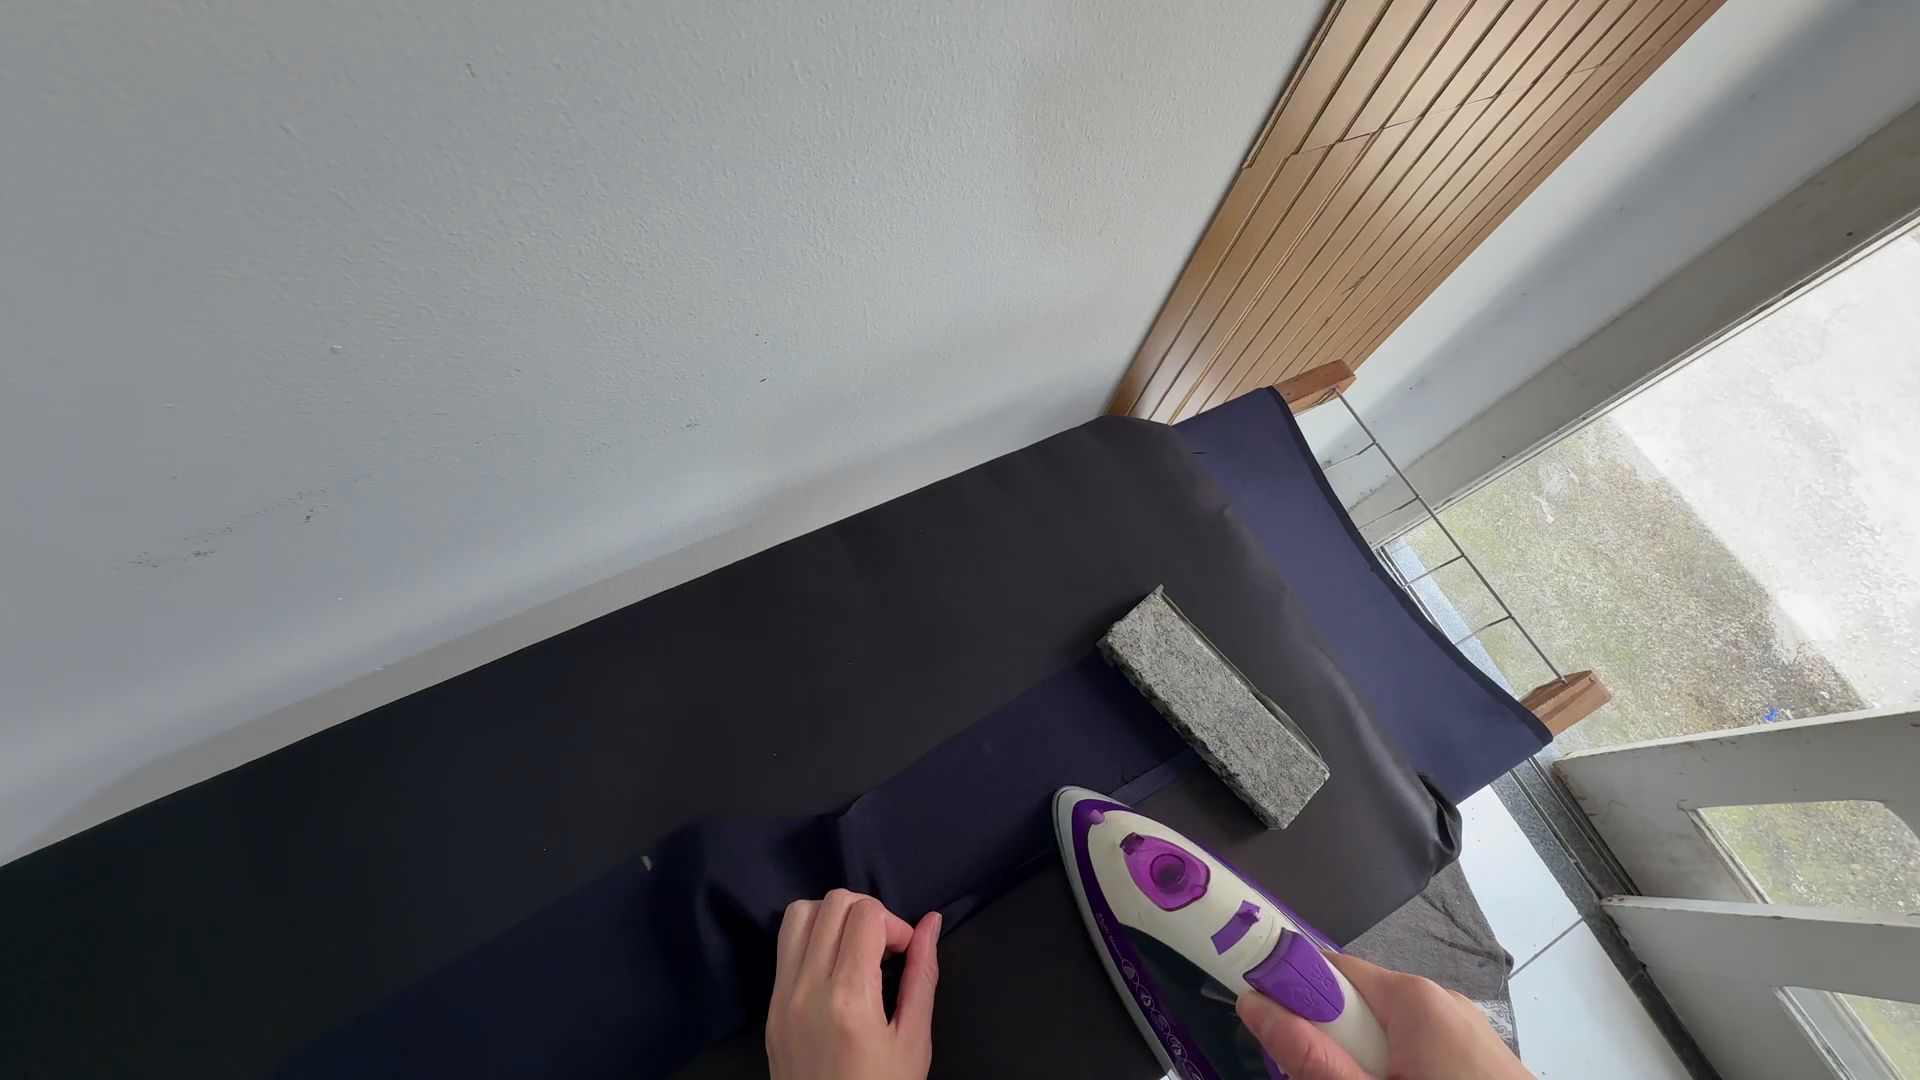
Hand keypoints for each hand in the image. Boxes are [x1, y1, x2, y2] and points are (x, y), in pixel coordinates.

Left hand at [766, 889, 941, 1079]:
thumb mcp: (913, 1041)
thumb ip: (923, 974)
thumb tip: (931, 921)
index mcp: (847, 999)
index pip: (866, 913)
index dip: (894, 923)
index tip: (904, 954)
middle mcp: (806, 989)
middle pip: (834, 902)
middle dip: (867, 913)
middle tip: (883, 949)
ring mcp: (781, 997)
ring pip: (801, 912)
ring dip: (833, 917)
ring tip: (855, 948)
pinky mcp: (769, 1007)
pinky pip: (785, 944)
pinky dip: (811, 936)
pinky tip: (832, 963)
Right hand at [1237, 951, 1532, 1079]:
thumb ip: (1310, 1056)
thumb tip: (1252, 1005)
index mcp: (1413, 998)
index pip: (1327, 968)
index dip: (1297, 997)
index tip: (1283, 1037)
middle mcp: (1441, 1001)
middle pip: (1355, 1005)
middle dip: (1336, 1044)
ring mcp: (1469, 1033)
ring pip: (1387, 1034)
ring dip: (1366, 1064)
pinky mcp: (1484, 1063)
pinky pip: (1422, 1053)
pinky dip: (1402, 1074)